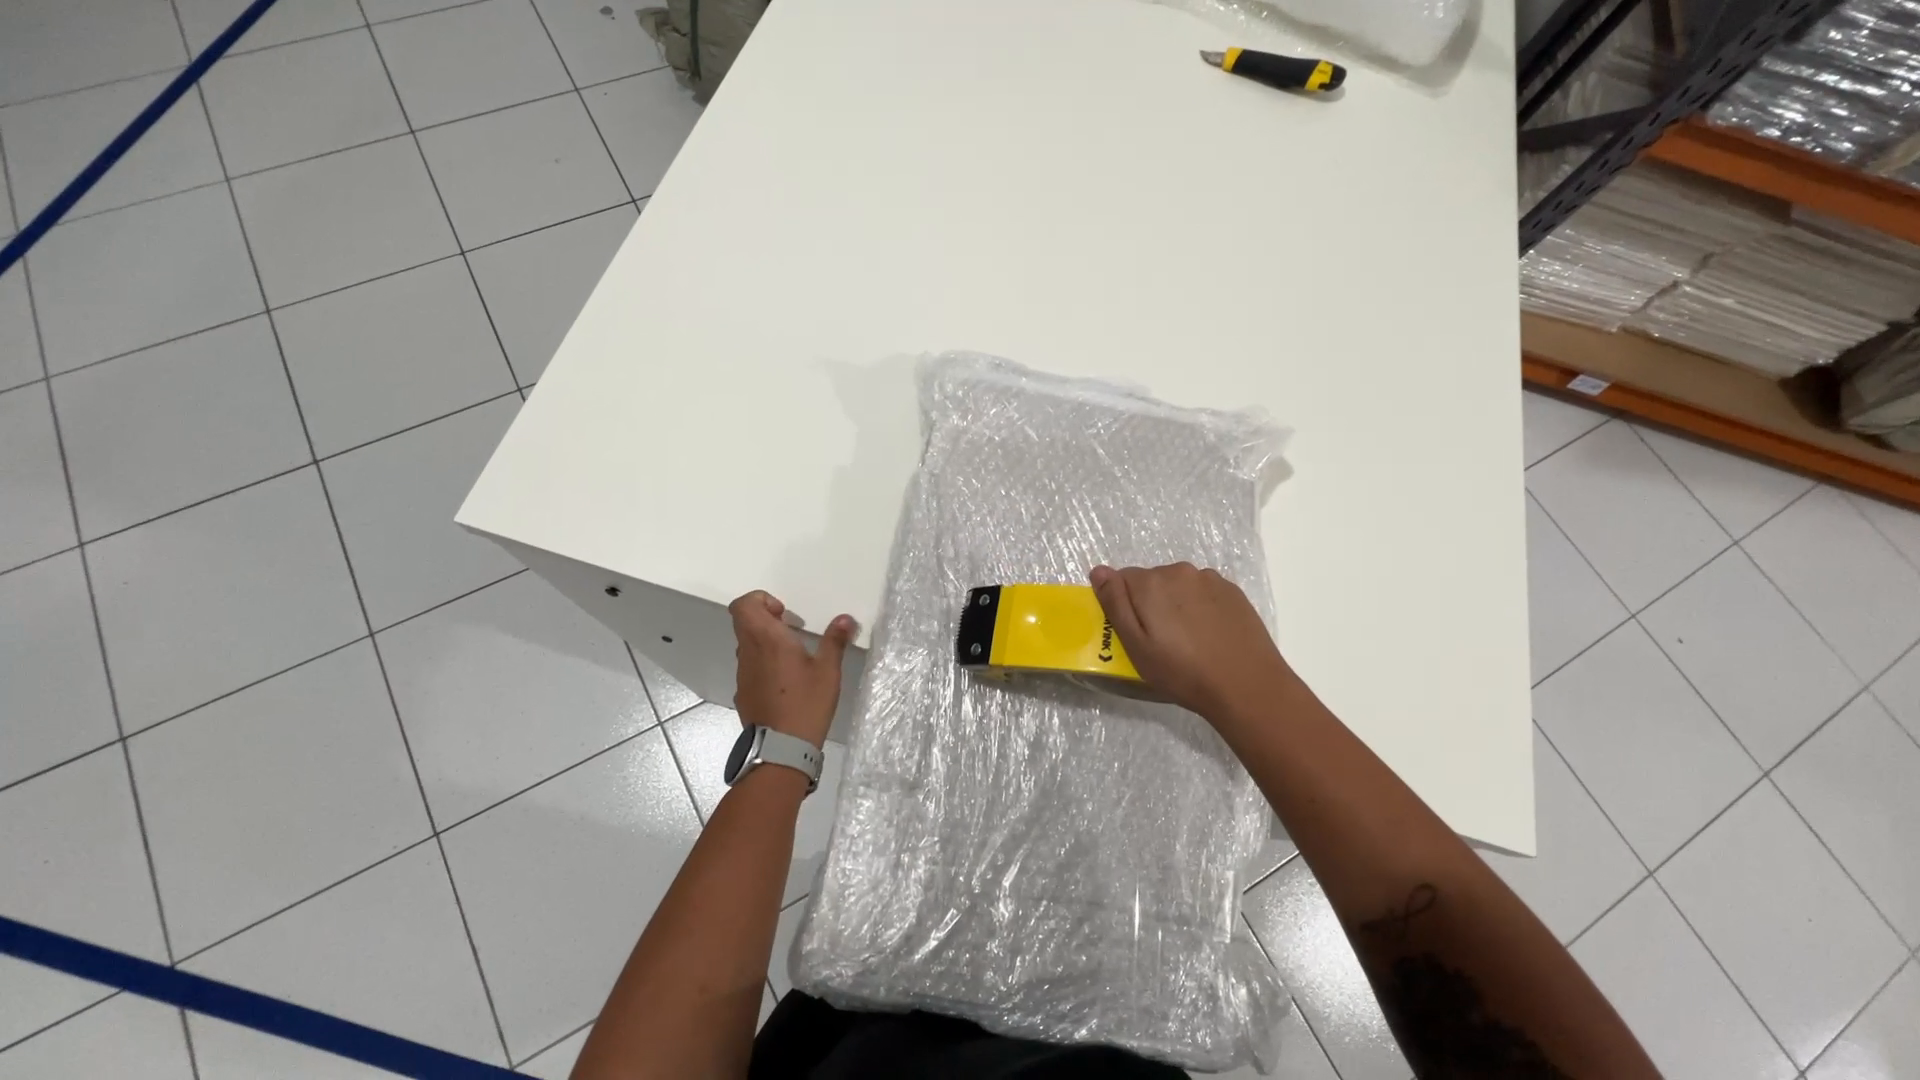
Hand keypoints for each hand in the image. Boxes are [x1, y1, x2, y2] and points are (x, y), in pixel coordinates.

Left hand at [729, 590, 855, 747]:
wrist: (782, 748)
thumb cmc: (807, 702)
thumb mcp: (828, 671)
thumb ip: (835, 641)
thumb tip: (845, 618)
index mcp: (767, 639)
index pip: (743, 605)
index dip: (760, 601)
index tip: (784, 613)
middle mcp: (749, 652)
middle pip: (744, 622)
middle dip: (767, 619)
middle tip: (793, 631)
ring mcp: (742, 674)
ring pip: (747, 645)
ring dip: (766, 643)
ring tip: (794, 658)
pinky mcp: (742, 693)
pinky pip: (750, 667)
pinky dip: (764, 664)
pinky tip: (786, 683)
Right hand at [1089, 563, 1289, 721]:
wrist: (1246, 685)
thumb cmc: (1182, 671)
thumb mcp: (1136, 646)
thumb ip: (1115, 604)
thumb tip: (1098, 570)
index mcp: (1150, 583)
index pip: (1121, 580)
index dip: (1124, 606)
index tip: (1135, 634)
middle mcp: (1179, 571)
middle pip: (1151, 581)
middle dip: (1150, 604)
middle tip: (1160, 642)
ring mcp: (1209, 579)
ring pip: (1179, 586)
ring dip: (1176, 605)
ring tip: (1188, 641)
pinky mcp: (1232, 591)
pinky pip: (1203, 593)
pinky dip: (1200, 607)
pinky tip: (1209, 635)